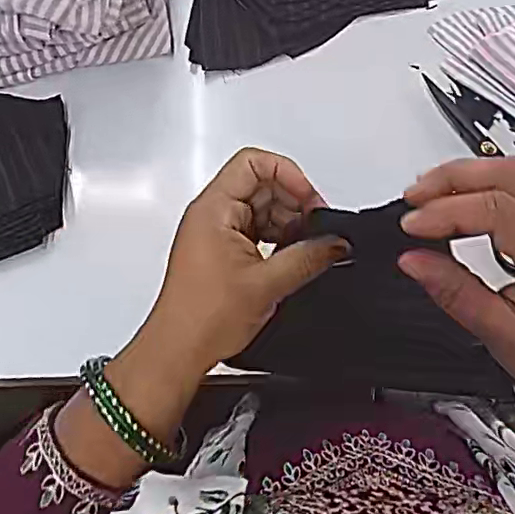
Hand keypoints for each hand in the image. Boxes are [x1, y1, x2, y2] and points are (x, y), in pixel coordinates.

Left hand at [137, 148, 349, 373]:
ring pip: (262, 208)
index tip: (308, 199)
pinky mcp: (222, 249)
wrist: (179, 350)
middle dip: (293, 202)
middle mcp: (212, 214)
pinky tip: (291, 258)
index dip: (287, 175)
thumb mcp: (267, 284)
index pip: (253, 163)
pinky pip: (256, 229)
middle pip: (261, 184)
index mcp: (214, 209)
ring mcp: (217, 231)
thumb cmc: (201, 317)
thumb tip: (336, 243)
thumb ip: (308, 258)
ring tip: (305, 247)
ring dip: (288, 223)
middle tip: (316, 227)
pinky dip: (278, 239)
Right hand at [398, 157, 514, 416]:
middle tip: (413, 200)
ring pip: (514, 172)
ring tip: (426, 198)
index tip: (412, 226)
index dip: (448, 211)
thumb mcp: (510, 342)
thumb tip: (415, 261)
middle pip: (508, 174)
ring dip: (464, 177)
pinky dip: (480, 186)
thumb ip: (459, 296)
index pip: (500, 211)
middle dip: (451, 178)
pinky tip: (455, 200)